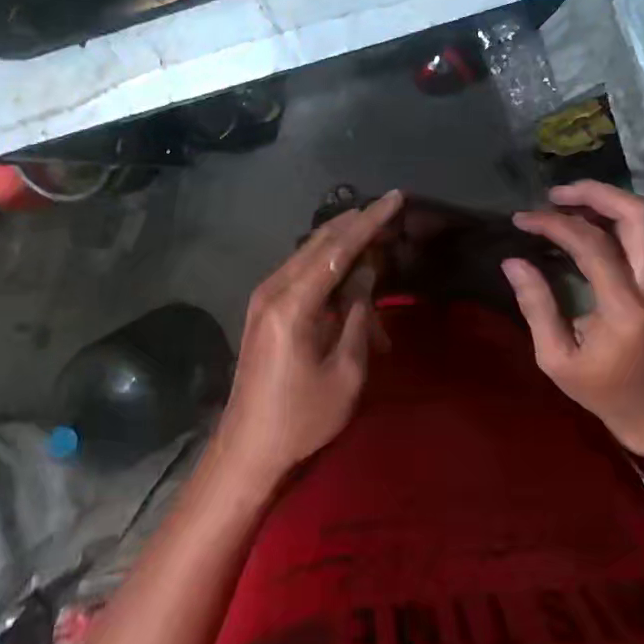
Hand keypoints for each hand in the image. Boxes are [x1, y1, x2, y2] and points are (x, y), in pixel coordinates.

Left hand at [216, 190, 404, 481]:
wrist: (248, 447)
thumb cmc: (302, 418)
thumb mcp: (346, 372)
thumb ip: (357, 316)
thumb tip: (366, 274)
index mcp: (292, 304)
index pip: (337, 249)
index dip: (370, 221)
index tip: (395, 196)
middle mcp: (272, 289)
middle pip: (319, 243)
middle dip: (356, 225)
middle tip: (390, 212)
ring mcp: (263, 297)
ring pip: (308, 255)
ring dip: (342, 246)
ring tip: (377, 238)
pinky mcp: (263, 309)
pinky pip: (300, 274)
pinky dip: (326, 268)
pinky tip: (349, 273)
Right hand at [503, 181, 643, 457]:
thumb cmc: (601, 390)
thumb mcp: (555, 358)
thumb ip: (536, 306)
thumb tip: (512, 261)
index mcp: (626, 309)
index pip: (593, 246)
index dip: (555, 225)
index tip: (522, 219)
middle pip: (639, 216)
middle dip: (596, 194)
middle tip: (555, 194)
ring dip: (607, 201)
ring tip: (566, 201)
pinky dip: (614, 217)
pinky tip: (583, 221)